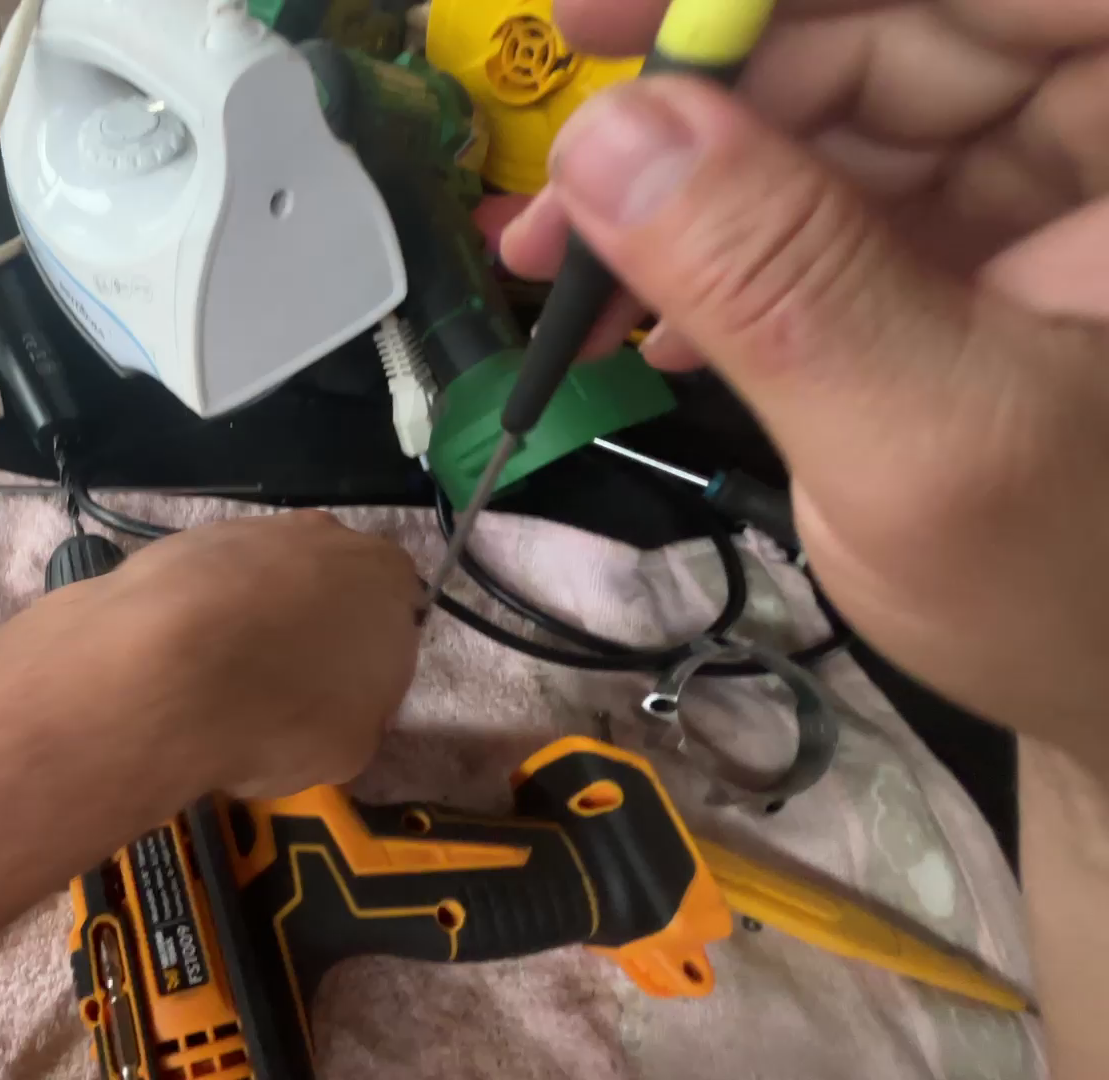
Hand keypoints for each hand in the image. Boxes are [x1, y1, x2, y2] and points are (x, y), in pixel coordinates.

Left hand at [32, 512, 421, 797]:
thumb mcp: (354, 744)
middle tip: (277, 685)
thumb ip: (359, 710)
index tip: (337, 697)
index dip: (365, 660)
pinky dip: (196, 612)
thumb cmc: (286, 713)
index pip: (391, 615)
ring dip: (247, 616)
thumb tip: (334, 707)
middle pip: (323, 585)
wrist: (172, 672)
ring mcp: (248, 530)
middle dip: (305, 628)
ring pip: (260, 578)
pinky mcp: (183, 539)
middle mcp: (323, 536)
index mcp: (385, 577)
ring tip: (215, 676)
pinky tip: (178, 655)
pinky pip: (204, 582)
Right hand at [497, 0, 1108, 764]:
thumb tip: (604, 144)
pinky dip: (711, 254)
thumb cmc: (1070, 588)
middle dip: (688, 119)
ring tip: (570, 290)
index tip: (585, 21)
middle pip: (879, 34)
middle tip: (549, 207)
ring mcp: (1059, 166)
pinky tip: (654, 325)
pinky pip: (817, 200)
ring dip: (674, 202)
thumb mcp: (914, 433)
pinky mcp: (978, 228)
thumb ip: (769, 278)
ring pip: (825, 120)